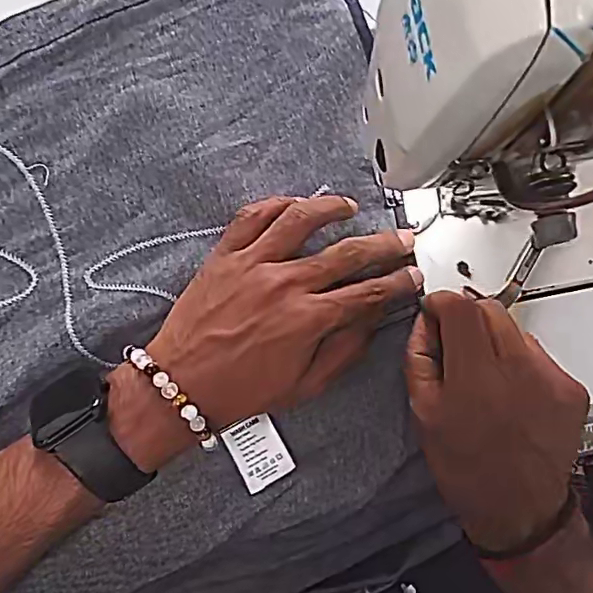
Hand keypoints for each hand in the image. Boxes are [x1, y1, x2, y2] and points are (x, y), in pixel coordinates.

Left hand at [107, 195, 420, 470]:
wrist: (183, 384)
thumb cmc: (238, 389)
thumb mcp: (304, 384)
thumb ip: (343, 350)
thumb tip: (370, 323)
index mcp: (307, 319)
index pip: (368, 291)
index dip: (397, 281)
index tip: (409, 276)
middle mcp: (284, 285)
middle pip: (348, 251)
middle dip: (384, 244)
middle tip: (400, 240)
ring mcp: (253, 265)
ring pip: (301, 219)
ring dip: (332, 208)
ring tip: (349, 207)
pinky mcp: (225, 257)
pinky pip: (253, 217)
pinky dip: (277, 204)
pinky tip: (293, 204)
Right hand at [404, 290, 589, 551]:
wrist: (519, 509)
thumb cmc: (468, 470)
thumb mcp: (424, 414)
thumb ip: (420, 359)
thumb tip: (426, 323)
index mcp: (475, 377)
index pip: (460, 307)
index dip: (442, 303)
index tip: (435, 310)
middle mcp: (518, 370)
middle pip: (490, 309)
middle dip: (467, 318)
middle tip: (456, 345)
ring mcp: (550, 377)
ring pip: (516, 329)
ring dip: (495, 341)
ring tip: (485, 378)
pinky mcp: (571, 388)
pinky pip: (538, 355)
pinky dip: (520, 363)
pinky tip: (510, 392)